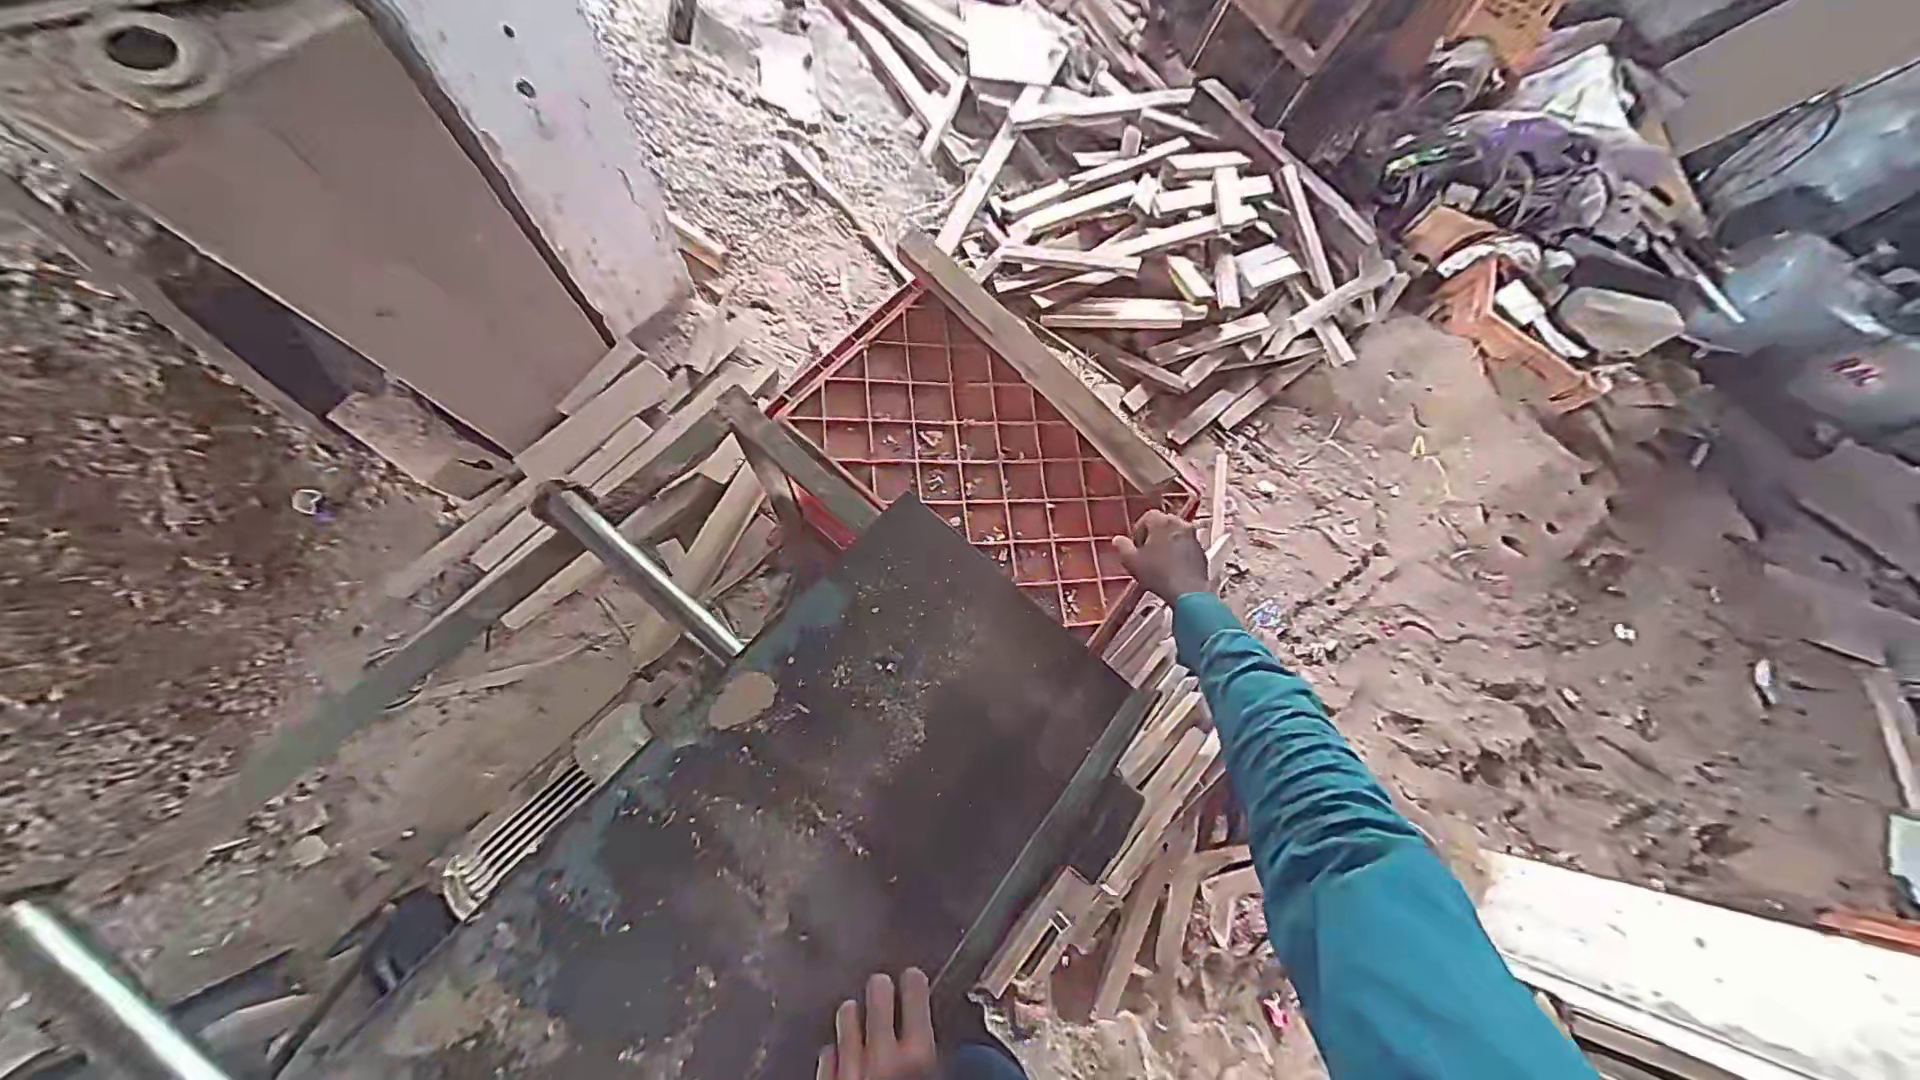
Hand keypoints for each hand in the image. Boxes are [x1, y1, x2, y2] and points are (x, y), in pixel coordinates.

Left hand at [817, 969, 936, 1079]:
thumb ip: (930, 1052)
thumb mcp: (931, 1077)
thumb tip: (931, 1028)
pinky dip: (835, 1052)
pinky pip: (827, 1053)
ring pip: (846, 1014)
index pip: (915, 988)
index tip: (912, 979)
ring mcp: (848, 1070)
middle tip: (883, 990)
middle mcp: (882, 1057)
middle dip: (881, 988)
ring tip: (859, 1017)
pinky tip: (841, 1054)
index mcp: (917, 1056)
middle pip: (878, 989)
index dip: (913, 982)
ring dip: (853, 1016)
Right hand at [1114, 510, 1210, 601]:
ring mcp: (1193, 539)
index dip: (1138, 531)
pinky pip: (1186, 548)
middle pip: (1163, 524)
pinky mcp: (1201, 552)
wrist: (1187, 592)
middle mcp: (1181, 525)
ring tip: (1157, 563)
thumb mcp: (1131, 561)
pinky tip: (1170, 569)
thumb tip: (1119, 541)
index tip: (1135, 544)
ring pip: (1175, 535)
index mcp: (1162, 522)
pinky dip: (1177, 554)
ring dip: (1166, 545)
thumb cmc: (1161, 575)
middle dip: (1152, 537)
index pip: (1147, 517)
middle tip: (1144, 553)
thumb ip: (1122, 546)